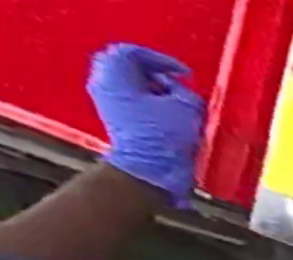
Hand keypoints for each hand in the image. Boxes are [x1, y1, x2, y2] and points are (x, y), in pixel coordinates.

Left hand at [87, 43, 204, 206]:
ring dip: (156, 91)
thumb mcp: (187, 110)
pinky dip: (153, 105)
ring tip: (179, 104)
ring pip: (132, 86)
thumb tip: (180, 92)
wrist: (150, 173)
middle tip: (180, 85)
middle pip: (129, 68)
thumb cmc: (166, 139)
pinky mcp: (119, 122)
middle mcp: (105, 83)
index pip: (134, 53)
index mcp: (115, 74)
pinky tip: (171, 117)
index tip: (186, 74)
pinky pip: (134, 103)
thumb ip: (185, 93)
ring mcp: (109, 103)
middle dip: (157, 74)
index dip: (162, 60)